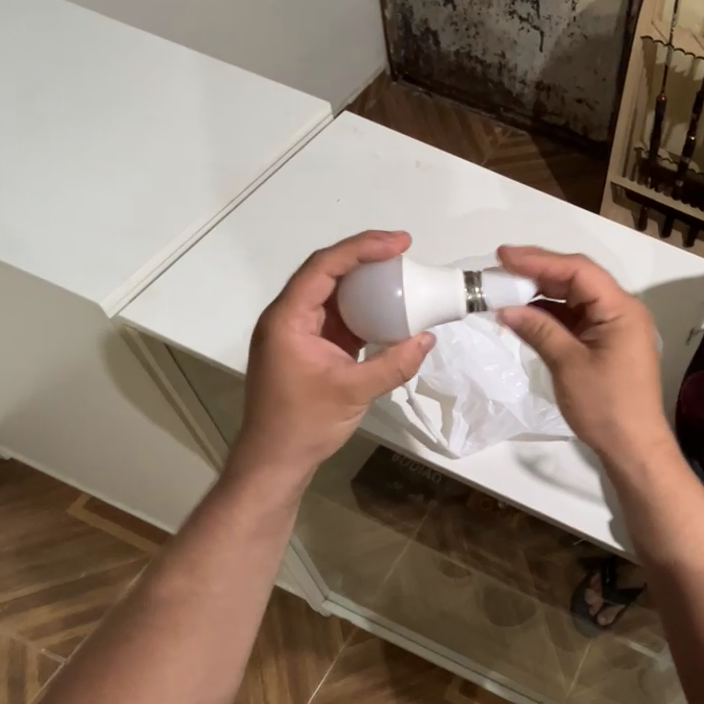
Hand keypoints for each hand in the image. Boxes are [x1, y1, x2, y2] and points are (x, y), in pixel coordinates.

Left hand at [228, 231, 434, 487]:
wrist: (275, 460)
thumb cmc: (303, 424)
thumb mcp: (353, 392)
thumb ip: (393, 364)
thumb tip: (427, 338)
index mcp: (288, 319)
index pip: (324, 268)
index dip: (361, 248)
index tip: (398, 244)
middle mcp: (290, 318)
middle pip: (327, 272)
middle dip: (365, 256)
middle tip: (403, 249)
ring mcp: (301, 332)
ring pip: (334, 292)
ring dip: (366, 280)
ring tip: (401, 272)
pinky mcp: (313, 347)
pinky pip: (340, 316)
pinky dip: (366, 308)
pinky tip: (390, 307)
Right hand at [495, 246, 671, 464]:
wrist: (633, 447)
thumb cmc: (605, 406)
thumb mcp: (568, 365)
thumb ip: (539, 329)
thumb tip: (505, 308)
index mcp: (621, 309)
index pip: (578, 270)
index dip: (539, 260)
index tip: (503, 256)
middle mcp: (622, 310)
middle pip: (577, 279)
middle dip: (537, 273)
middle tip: (498, 268)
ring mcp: (615, 327)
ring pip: (575, 298)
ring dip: (541, 294)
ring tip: (504, 289)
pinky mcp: (607, 343)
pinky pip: (576, 318)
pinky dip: (551, 315)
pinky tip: (523, 314)